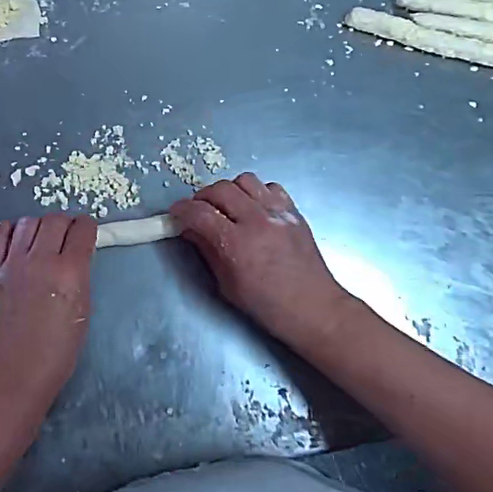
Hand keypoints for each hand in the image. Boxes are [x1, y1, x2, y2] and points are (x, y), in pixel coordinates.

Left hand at [0, 214, 95, 406]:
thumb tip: (78, 249)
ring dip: (41, 225)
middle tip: (68, 235)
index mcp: (69, 272)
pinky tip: (17, 238)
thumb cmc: (60, 345)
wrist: (20, 365)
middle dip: (66, 223)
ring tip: (44, 238)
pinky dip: (9, 230)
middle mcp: (41, 260)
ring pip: (29, 221)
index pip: (82, 230)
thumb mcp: (83, 305)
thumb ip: (80, 272)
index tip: (87, 230)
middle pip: (55, 220)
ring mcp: (14, 262)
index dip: (87, 227)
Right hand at [168, 174, 357, 352]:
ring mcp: (278, 214)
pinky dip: (256, 193)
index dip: (182, 209)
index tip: (176, 212)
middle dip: (203, 197)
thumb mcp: (227, 285)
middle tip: (200, 209)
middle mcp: (257, 222)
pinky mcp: (294, 213)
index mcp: (237, 244)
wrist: (316, 311)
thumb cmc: (268, 306)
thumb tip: (190, 230)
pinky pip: (270, 187)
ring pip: (245, 180)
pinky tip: (254, 208)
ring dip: (230, 190)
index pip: (200, 212)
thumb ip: (207, 251)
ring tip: (228, 206)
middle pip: (220, 189)